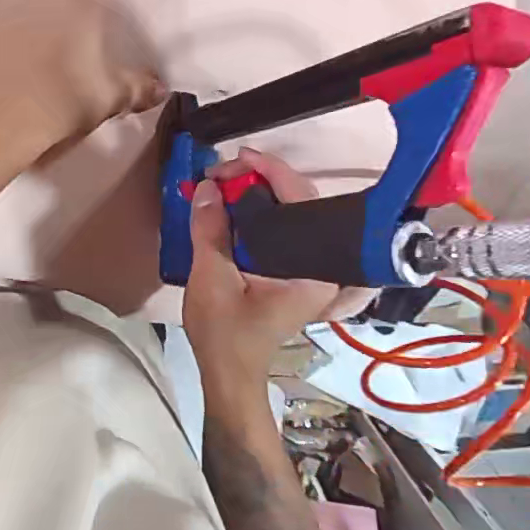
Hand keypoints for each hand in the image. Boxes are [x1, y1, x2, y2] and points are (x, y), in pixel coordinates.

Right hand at [184, 149, 367, 410]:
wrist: (227, 372)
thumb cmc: (224, 333)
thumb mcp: (211, 279)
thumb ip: (211, 231)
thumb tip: (208, 187)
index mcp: (315, 269)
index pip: (303, 202)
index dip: (273, 172)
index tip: (241, 157)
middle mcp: (321, 265)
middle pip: (300, 204)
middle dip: (262, 180)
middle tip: (224, 171)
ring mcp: (307, 268)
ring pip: (289, 215)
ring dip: (256, 194)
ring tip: (224, 182)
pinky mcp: (290, 271)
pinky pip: (278, 229)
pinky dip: (255, 213)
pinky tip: (230, 205)